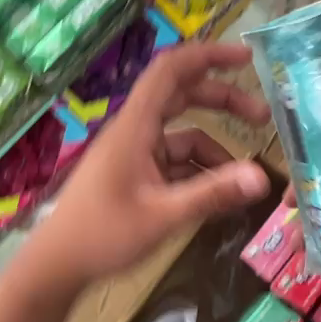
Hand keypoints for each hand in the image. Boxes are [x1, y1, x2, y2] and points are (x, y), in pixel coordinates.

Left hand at [26, 42, 271, 289]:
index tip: (247, 58)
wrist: (58, 265)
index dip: (209, 56)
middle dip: (222, 102)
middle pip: (182, 98)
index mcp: (135, 127)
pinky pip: (173, 164)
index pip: (172, 70)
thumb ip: (212, 194)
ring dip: (214, 151)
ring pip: (182, 137)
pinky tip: (219, 197)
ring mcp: (134, 155)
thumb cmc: (103, 236)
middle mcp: (135, 132)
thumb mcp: (164, 216)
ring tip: (244, 180)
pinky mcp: (134, 178)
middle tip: (262, 118)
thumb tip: (262, 177)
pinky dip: (197, 173)